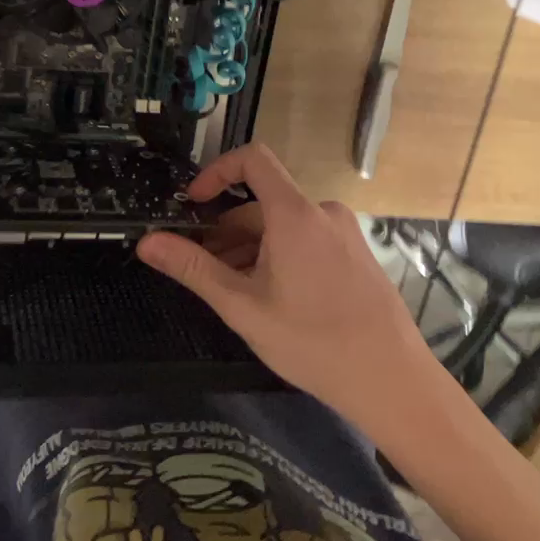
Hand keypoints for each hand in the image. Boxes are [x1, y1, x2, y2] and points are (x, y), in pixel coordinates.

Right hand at [136, 144, 426, 422]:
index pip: (253, 159)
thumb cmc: (313, 342)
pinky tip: (272, 298)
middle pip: (262, 203)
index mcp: (295, 215)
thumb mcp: (243, 307)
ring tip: (235, 292)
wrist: (392, 381)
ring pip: (283, 226)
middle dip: (226, 231)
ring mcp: (344, 233)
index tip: (192, 203)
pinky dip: (279, 256)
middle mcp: (323, 213)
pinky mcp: (356, 254)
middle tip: (204, 271)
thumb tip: (148, 242)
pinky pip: (307, 239)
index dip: (216, 172)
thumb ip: (193, 269)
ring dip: (251, 248)